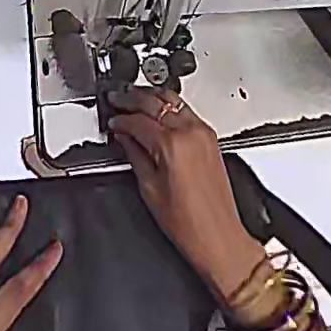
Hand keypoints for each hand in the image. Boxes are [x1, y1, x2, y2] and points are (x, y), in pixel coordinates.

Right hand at [108, 88, 268, 303]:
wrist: (218, 235)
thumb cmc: (188, 222)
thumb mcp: (149, 189)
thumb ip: (134, 155)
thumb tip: (124, 137)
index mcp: (171, 144)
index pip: (138, 120)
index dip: (121, 119)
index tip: (112, 121)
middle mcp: (189, 131)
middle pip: (154, 101)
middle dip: (131, 98)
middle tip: (117, 99)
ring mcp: (201, 131)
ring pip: (171, 98)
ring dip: (150, 96)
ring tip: (133, 97)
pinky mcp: (209, 135)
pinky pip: (184, 108)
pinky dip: (167, 104)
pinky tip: (156, 108)